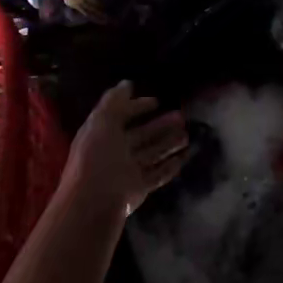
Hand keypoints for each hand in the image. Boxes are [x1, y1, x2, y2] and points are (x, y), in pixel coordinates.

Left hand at [63, 82, 189, 215]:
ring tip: (187, 135)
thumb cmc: (97, 155)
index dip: (137, 107)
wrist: (95, 199)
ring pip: (151, 154)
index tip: (157, 101)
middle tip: (181, 116)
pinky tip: (184, 157)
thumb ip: (115, 100)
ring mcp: (127, 171)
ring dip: (168, 144)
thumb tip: (128, 83)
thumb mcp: (102, 120)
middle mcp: (115, 151)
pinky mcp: (138, 188)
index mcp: (102, 133)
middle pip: (141, 136)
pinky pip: (157, 175)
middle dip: (160, 126)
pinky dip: (170, 166)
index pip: (122, 116)